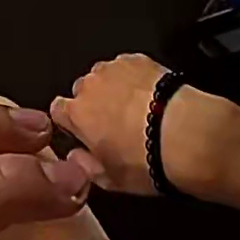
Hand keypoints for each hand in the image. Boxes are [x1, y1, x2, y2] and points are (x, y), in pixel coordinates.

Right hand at [51, 54, 223, 196]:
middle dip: (92, 104)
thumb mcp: (110, 180)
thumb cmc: (144, 160)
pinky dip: (133, 78)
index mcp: (78, 113)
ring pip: (104, 75)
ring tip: (133, 109)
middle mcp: (91, 84)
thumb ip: (85, 166)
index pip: (58, 109)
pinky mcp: (137, 58)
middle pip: (82, 90)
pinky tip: (148, 95)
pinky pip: (126, 66)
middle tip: (112, 124)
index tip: (81, 131)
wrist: (181, 132)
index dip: (69, 120)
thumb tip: (76, 156)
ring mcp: (114, 67)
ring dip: (112, 88)